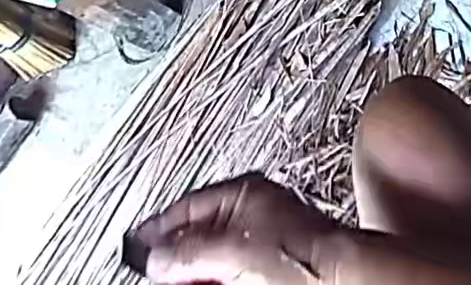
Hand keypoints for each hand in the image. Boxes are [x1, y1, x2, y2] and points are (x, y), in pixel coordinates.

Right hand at [133, 175, 339, 284]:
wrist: (336, 276)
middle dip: (174, 258)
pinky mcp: (266, 266)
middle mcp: (251, 212)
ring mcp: (260, 240)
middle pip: (197, 235)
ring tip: (177, 280)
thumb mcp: (233, 250)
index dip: (158, 229)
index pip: (188, 206)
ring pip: (212, 257)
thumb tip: (155, 256)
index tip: (134, 251)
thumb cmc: (296, 253)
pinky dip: (214, 276)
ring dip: (193, 273)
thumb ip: (191, 251)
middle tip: (154, 275)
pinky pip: (228, 270)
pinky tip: (211, 283)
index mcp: (243, 194)